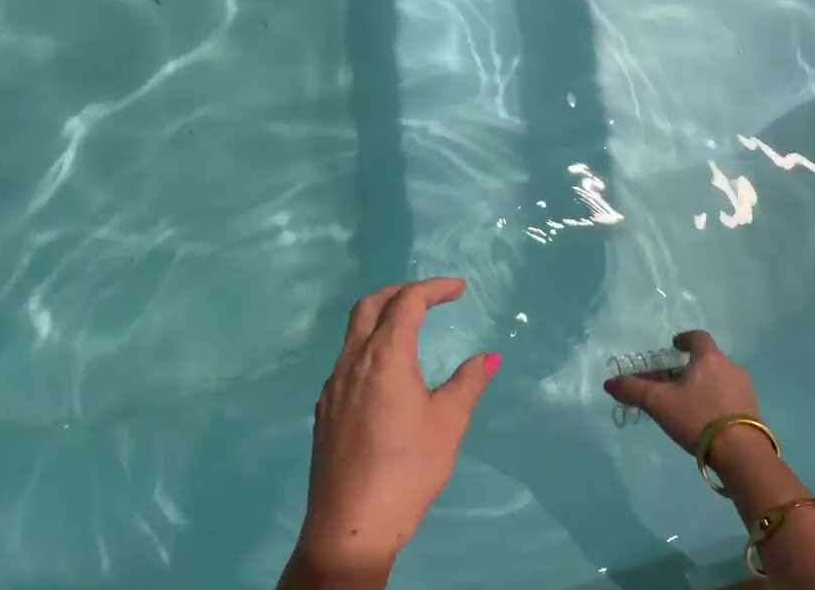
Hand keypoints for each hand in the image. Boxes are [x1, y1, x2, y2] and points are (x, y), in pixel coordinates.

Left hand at [285, 277, 498, 586]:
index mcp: (385, 354)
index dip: (434, 288)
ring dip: (382, 317)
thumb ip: (468, 383)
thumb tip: (489, 357)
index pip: (408, 301)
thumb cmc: (407, 469)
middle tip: (431, 297)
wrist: (351, 527)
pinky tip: (387, 375)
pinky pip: (347, 360)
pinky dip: (369, 347)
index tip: (459, 289)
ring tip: (411, 328)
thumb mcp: (448, 423)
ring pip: (354, 331)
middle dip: (402, 291)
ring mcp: (333, 385)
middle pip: (371, 304)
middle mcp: (353, 360)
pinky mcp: (325, 409)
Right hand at [602, 330, 758, 460]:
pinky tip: (704, 418)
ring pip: (718, 379)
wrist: (742, 453)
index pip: (697, 337)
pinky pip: (729, 397)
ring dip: (702, 384)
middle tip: (671, 380)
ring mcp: (744, 389)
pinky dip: (715, 400)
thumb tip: (609, 383)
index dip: (684, 339)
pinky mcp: (752, 411)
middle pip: (706, 360)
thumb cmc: (698, 417)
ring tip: (686, 401)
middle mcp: (730, 367)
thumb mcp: (659, 403)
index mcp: (709, 358)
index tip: (674, 346)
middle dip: (688, 367)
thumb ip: (633, 390)